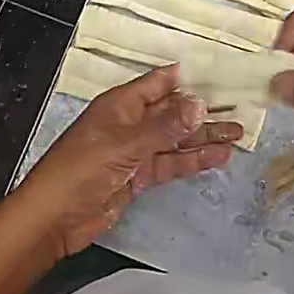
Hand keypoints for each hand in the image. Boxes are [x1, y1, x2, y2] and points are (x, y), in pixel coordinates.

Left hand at [17, 65, 240, 255]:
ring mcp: (135, 150)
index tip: (222, 74)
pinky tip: (217, 157)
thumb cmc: (81, 169)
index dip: (189, 77)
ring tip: (237, 134)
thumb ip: (165, 127)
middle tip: (239, 109)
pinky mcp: (138, 176)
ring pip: (175, 139)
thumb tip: (200, 104)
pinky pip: (169, 163)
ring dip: (203, 137)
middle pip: (172, 111)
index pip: (160, 82)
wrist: (53, 218)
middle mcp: (130, 122)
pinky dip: (191, 160)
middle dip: (203, 111)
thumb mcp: (125, 144)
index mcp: (121, 104)